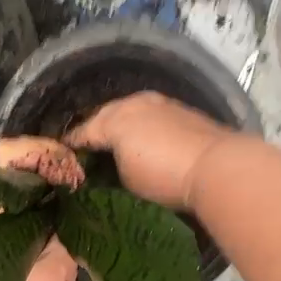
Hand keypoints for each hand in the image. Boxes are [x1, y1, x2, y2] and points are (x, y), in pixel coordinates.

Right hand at [65, 91, 244, 208]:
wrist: (217, 167)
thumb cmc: (162, 175)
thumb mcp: (124, 178)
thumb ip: (108, 167)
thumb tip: (104, 167)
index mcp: (115, 116)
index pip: (83, 130)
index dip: (71, 146)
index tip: (62, 160)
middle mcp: (137, 101)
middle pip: (107, 116)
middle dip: (95, 132)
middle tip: (87, 154)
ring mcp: (164, 104)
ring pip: (132, 114)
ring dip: (122, 129)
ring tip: (115, 150)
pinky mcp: (185, 113)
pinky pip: (153, 120)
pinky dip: (144, 131)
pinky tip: (145, 146)